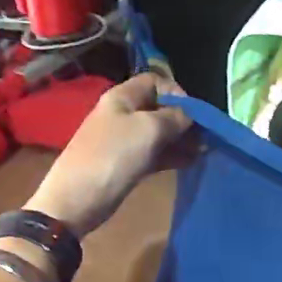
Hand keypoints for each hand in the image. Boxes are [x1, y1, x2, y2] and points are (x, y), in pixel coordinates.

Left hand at [26, 73, 195, 236]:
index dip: (177, 92)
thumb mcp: (147, 130)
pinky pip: (153, 154)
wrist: (76, 200)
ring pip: (158, 133)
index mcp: (122, 97)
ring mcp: (123, 141)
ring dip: (180, 140)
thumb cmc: (112, 157)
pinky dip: (171, 156)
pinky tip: (190, 163)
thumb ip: (173, 118)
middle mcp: (122, 114)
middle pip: (158, 108)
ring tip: (203, 152)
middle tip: (205, 137)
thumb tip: (189, 115)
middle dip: (183, 119)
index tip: (196, 113)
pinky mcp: (125, 164)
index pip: (155, 81)